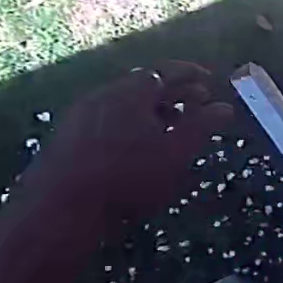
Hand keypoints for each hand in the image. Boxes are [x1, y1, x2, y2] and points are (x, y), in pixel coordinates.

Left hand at [16, 61, 234, 227]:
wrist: (59, 211)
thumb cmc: (128, 177)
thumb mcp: (176, 152)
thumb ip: (203, 125)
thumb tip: (224, 107)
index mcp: (130, 93)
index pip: (166, 71)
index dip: (191, 73)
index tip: (210, 81)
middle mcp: (102, 96)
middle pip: (143, 85)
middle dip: (175, 92)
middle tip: (199, 103)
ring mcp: (80, 116)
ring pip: (125, 102)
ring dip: (154, 108)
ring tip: (175, 125)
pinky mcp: (68, 137)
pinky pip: (109, 117)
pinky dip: (133, 121)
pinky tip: (142, 143)